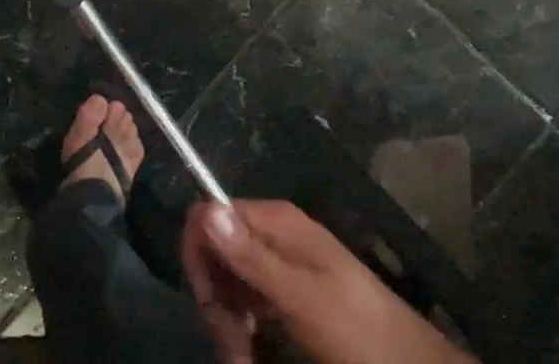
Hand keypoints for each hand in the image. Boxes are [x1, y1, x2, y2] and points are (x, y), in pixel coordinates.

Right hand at [181, 200, 475, 363]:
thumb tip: (205, 210)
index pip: (207, 216)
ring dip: (226, 322)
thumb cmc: (359, 332)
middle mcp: (273, 234)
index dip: (199, 258)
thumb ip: (252, 257)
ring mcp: (280, 264)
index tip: (209, 305)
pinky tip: (250, 351)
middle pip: (214, 252)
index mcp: (275, 221)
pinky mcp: (286, 292)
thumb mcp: (302, 298)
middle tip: (233, 348)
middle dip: (214, 301)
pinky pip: (246, 300)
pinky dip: (241, 327)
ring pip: (227, 281)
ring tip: (242, 357)